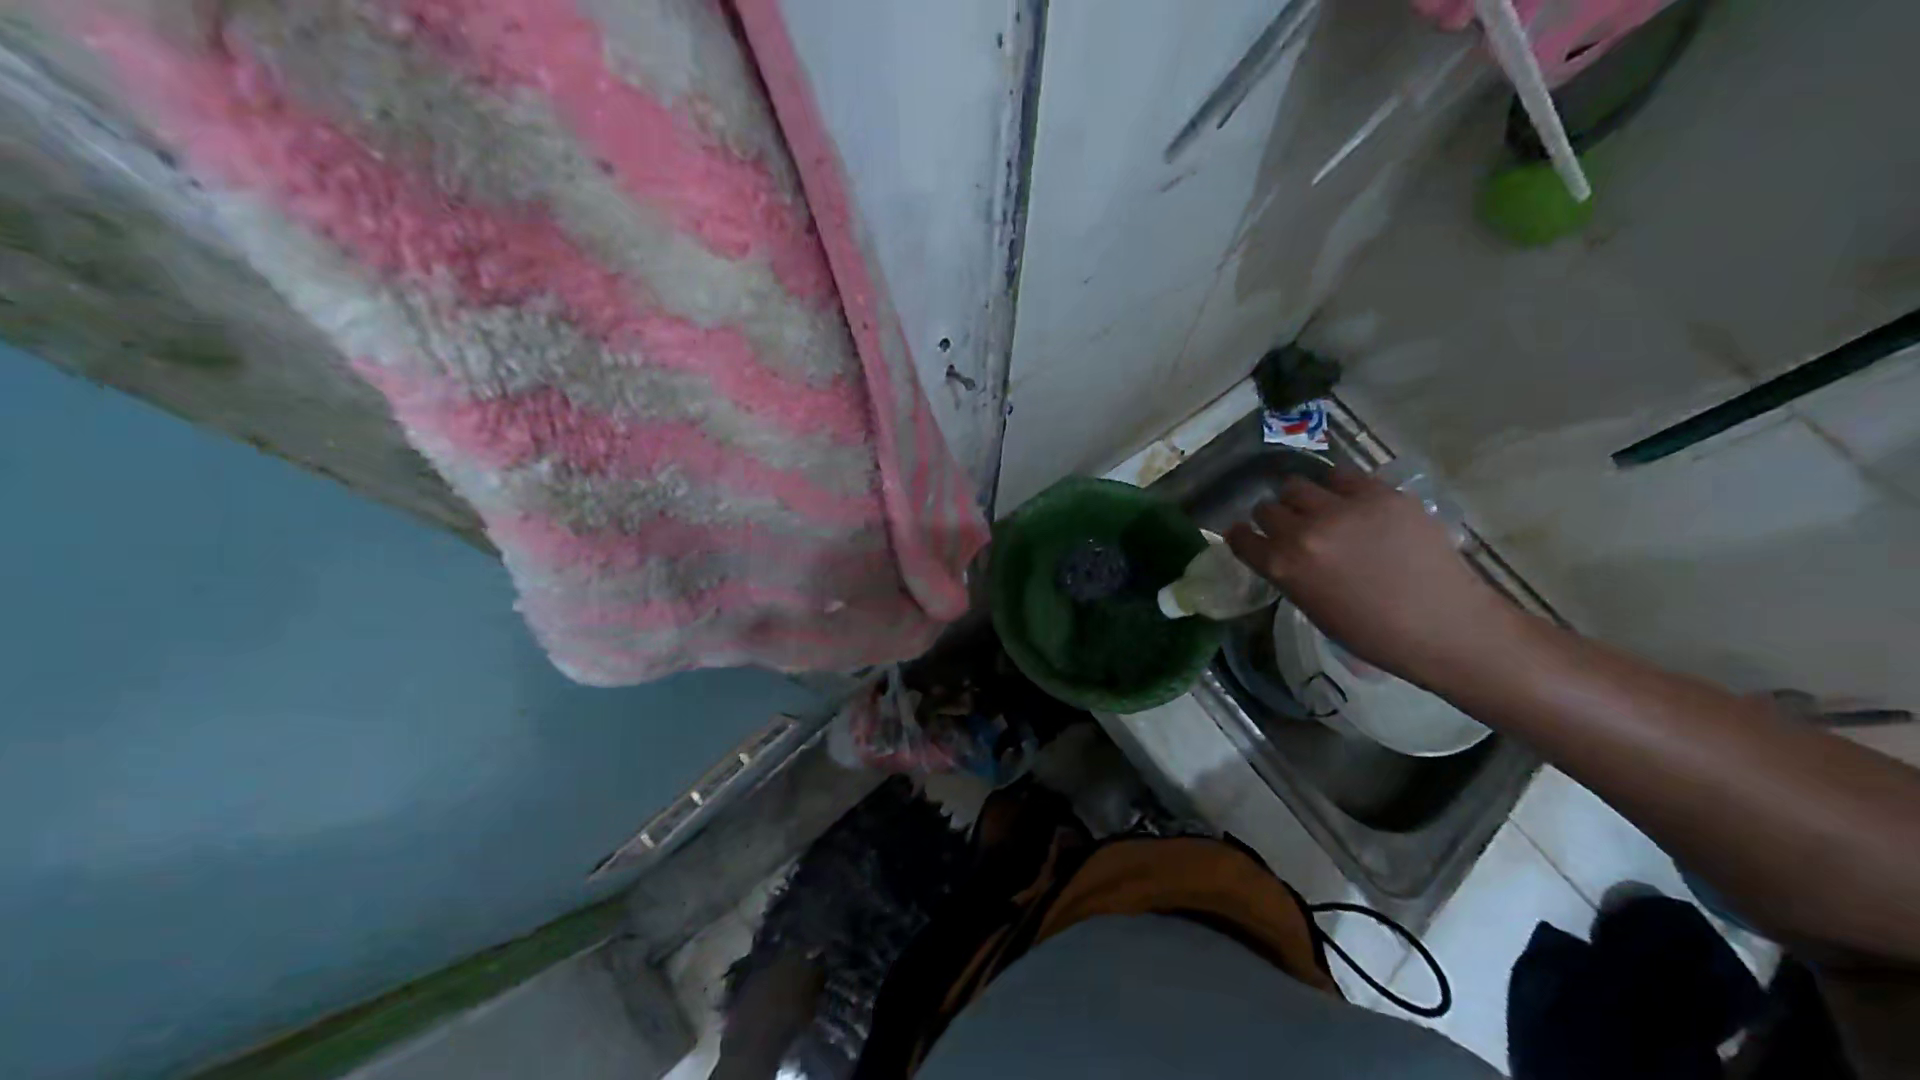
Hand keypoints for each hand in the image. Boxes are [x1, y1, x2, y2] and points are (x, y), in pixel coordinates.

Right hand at [1225, 467, 1521, 688]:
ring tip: (1320, 509)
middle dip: (1274, 518)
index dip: (1242, 536)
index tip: (1249, 536)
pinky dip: (1338, 487)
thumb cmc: (1373, 632)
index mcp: (1282, 567)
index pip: (1240, 537)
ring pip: (1296, 484)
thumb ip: (1288, 573)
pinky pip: (1341, 475)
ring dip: (1300, 498)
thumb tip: (1282, 551)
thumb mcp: (1312, 607)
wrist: (1443, 624)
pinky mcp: (1378, 494)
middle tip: (1292, 527)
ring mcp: (1341, 509)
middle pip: (1266, 507)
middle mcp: (1303, 532)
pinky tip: (1351, 502)